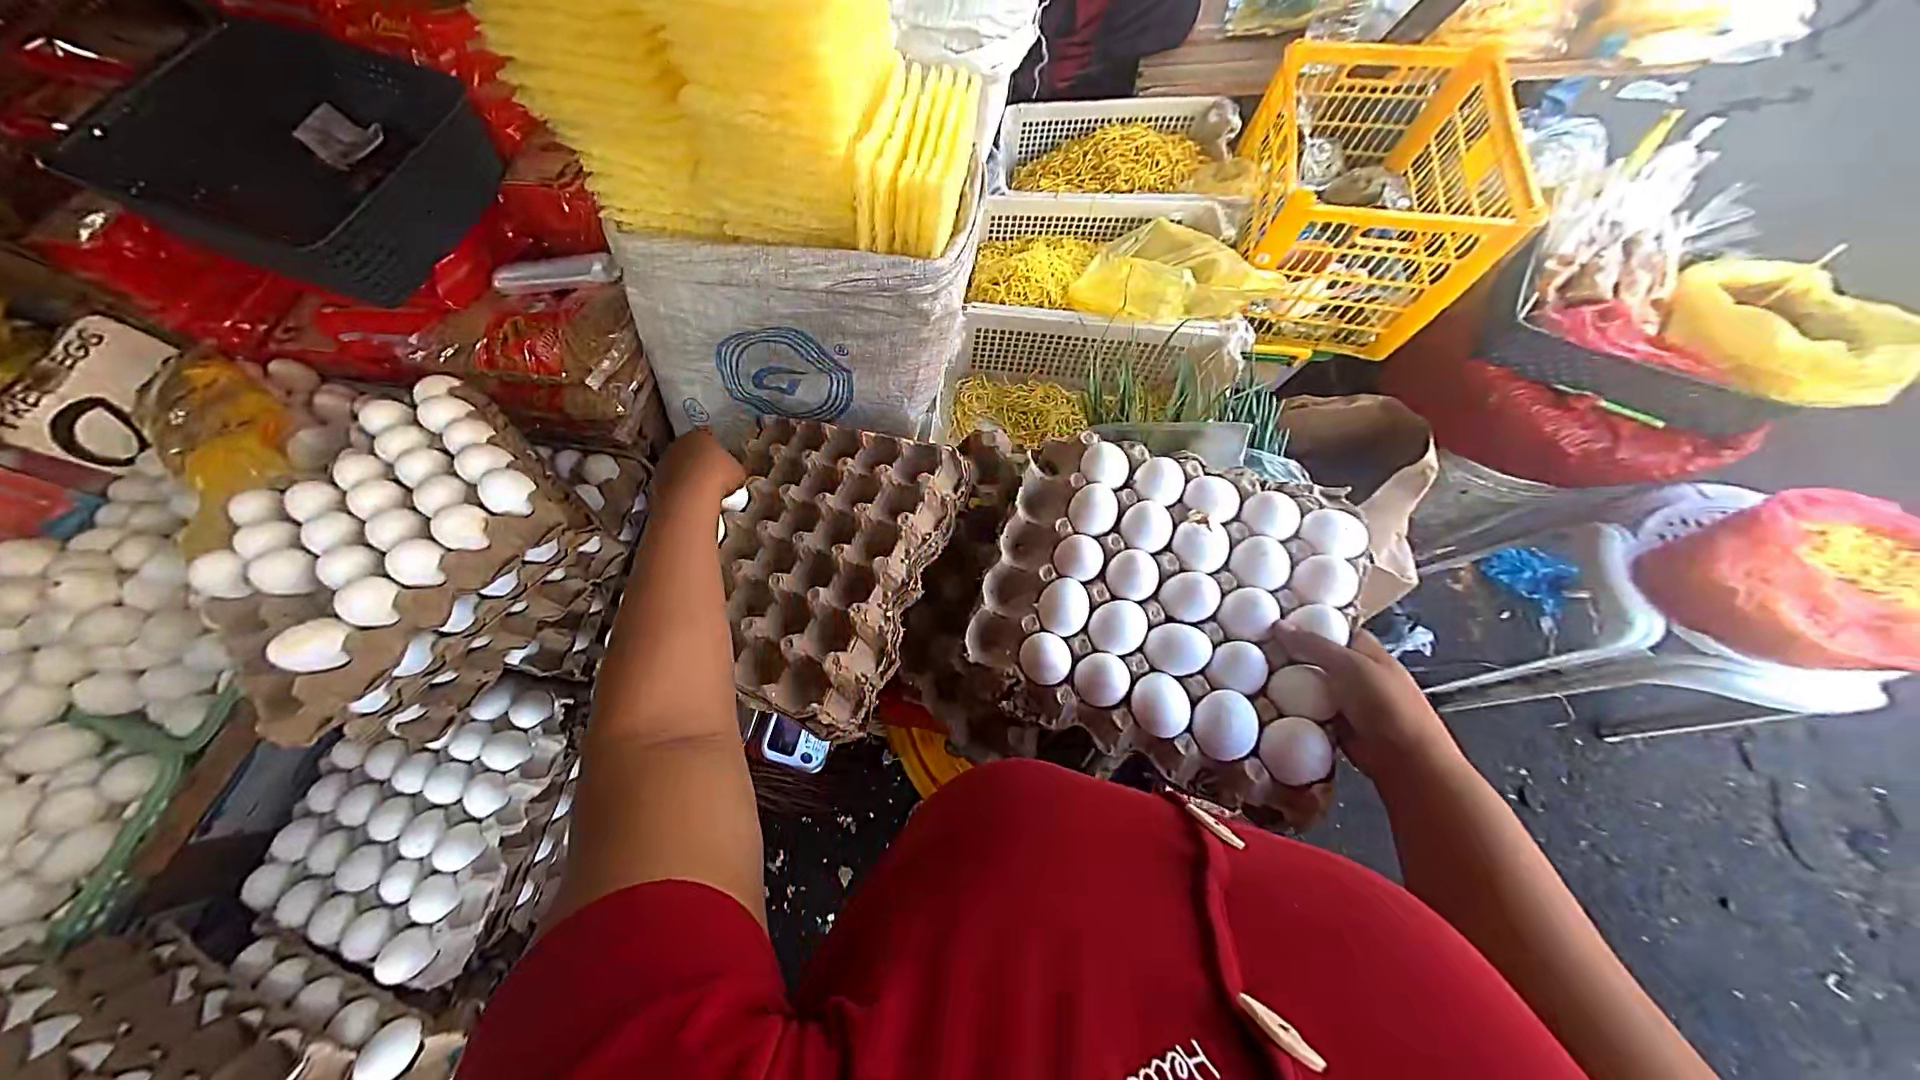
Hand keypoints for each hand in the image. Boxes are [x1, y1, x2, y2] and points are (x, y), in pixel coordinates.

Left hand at [652, 430, 744, 508]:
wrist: (691, 495)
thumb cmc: (719, 477)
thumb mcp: (738, 471)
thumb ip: (735, 467)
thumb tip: (734, 472)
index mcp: (701, 435)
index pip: (710, 436)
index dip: (716, 448)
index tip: (723, 461)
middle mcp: (680, 442)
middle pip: (691, 448)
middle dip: (699, 459)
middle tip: (711, 474)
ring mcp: (666, 459)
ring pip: (679, 464)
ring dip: (687, 473)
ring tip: (699, 488)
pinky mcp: (656, 477)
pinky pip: (671, 479)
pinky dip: (678, 485)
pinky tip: (688, 496)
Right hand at [1269, 626, 1462, 782]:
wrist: (1406, 761)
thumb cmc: (1387, 705)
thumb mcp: (1350, 666)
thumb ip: (1313, 645)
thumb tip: (1279, 625)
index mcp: (1364, 650)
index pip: (1330, 627)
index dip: (1302, 622)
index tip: (1271, 623)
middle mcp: (1353, 671)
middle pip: (1313, 656)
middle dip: (1287, 655)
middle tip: (1253, 650)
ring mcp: (1343, 699)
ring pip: (1306, 684)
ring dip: (1284, 683)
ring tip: (1253, 675)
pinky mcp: (1333, 724)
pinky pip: (1305, 709)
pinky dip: (1289, 708)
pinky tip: (1267, 703)